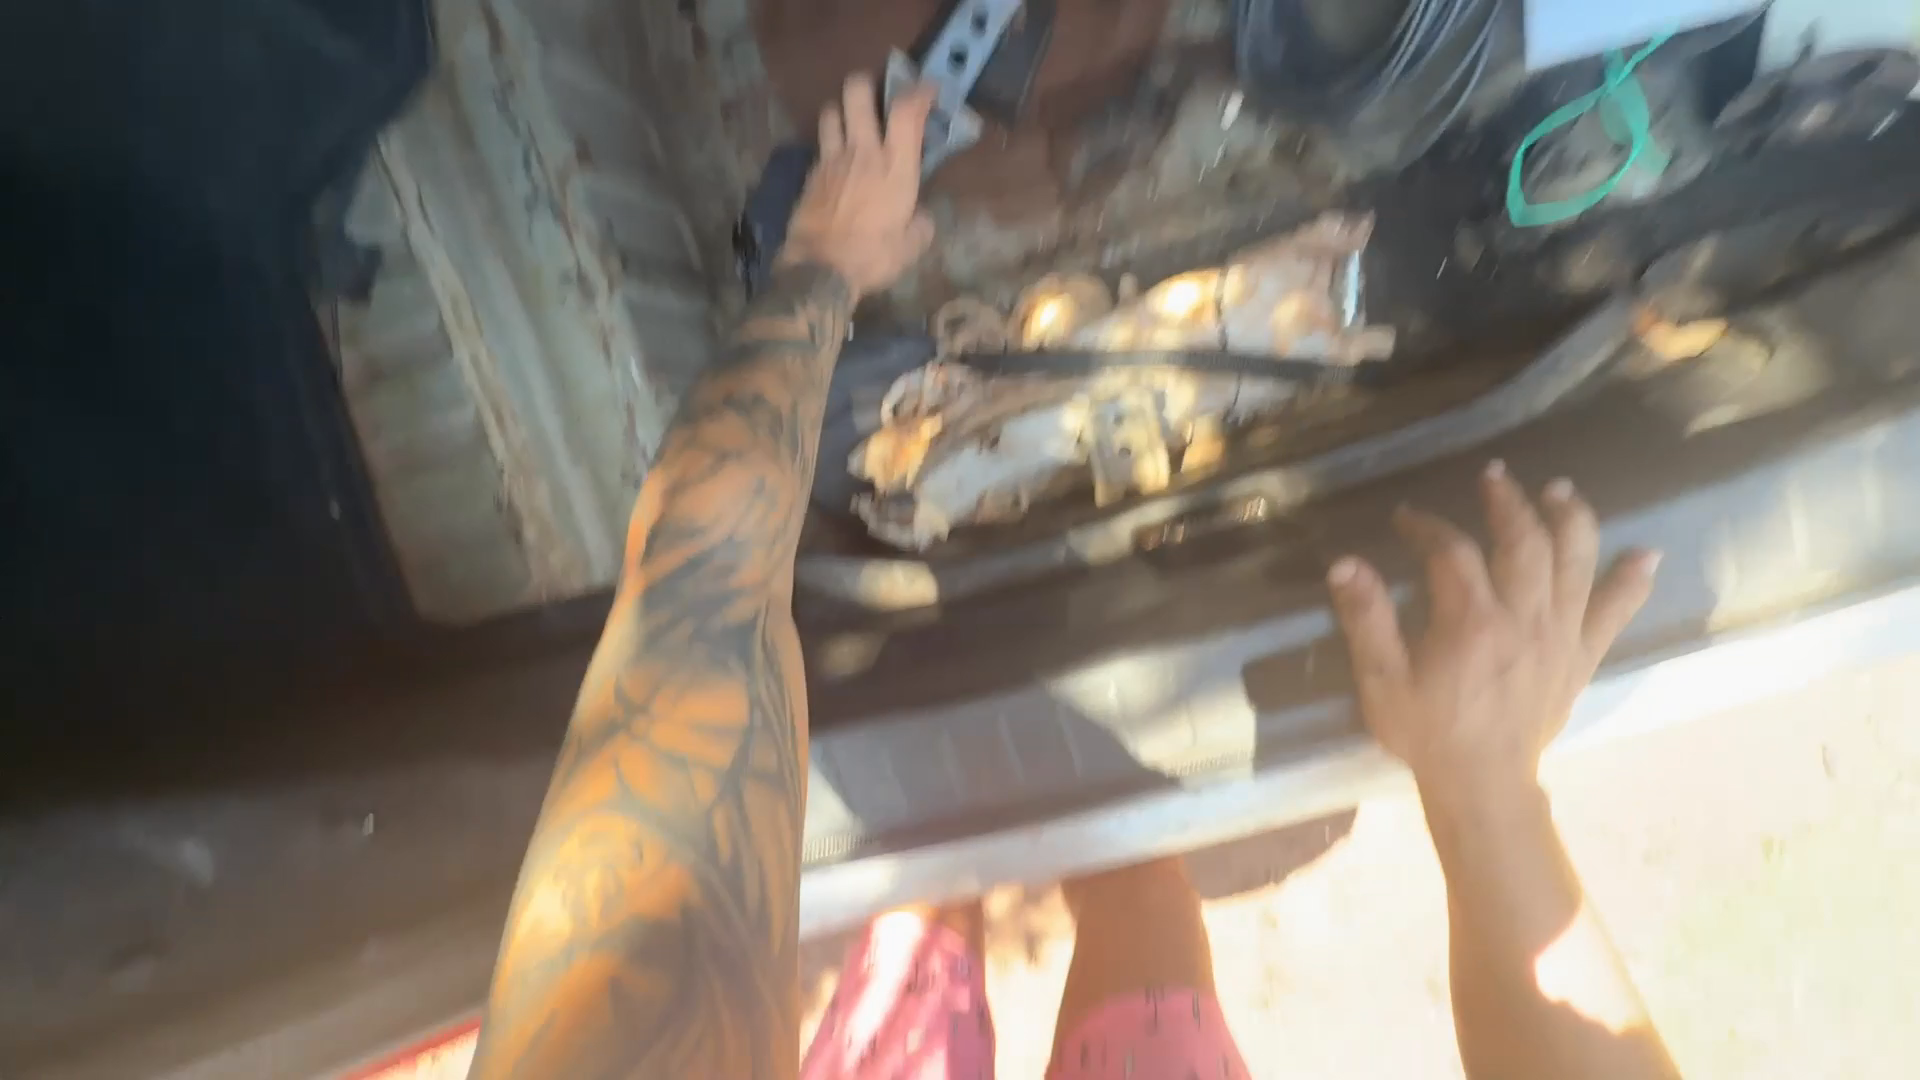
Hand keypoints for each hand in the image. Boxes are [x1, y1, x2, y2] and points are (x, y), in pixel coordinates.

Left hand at [778, 75, 936, 298]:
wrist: (820, 271)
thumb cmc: (871, 258)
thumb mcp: (909, 249)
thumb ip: (920, 226)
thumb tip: (920, 217)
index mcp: (895, 168)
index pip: (906, 110)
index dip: (919, 91)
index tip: (928, 90)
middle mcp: (863, 152)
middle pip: (858, 91)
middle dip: (868, 85)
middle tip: (877, 98)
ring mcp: (831, 160)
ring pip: (831, 111)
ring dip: (842, 112)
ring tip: (850, 127)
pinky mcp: (810, 175)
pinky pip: (820, 146)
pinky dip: (829, 147)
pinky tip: (836, 164)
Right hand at [1326, 461, 1660, 799]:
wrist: (1483, 784)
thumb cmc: (1425, 729)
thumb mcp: (1380, 677)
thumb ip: (1365, 618)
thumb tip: (1345, 563)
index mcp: (1472, 620)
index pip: (1453, 552)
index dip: (1428, 526)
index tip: (1407, 516)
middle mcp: (1525, 617)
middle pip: (1525, 543)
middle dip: (1509, 504)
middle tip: (1494, 476)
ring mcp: (1561, 636)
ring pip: (1576, 564)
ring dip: (1570, 521)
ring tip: (1561, 490)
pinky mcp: (1580, 657)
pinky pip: (1614, 612)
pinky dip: (1632, 581)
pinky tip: (1647, 554)